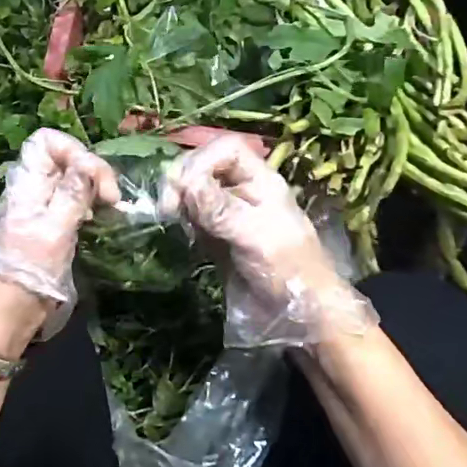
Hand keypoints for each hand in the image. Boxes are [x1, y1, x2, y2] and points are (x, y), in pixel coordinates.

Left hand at [0, 128, 119, 338]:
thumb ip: (71, 194)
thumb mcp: (53, 231)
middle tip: (111, 198)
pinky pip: (77, 200)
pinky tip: (102, 219)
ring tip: (110, 208)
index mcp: (28, 183)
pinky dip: (92, 203)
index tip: (95, 177)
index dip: (74, 149)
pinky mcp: (55, 224)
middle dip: (93, 168)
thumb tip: (88, 165)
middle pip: (66, 157)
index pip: (47, 141)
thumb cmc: (28, 271)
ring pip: (74, 178)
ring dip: (96, 186)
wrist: (11, 311)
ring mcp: (45, 206)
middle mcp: (35, 188)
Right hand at [163, 136, 375, 345]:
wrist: (299, 316)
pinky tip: (179, 231)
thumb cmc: (288, 269)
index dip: (201, 160)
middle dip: (182, 180)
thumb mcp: (255, 236)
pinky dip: (180, 219)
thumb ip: (220, 208)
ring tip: (170, 218)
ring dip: (177, 199)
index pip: (226, 149)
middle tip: (167, 207)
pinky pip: (191, 216)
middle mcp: (242, 190)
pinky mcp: (216, 235)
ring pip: (193, 190)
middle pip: (204, 165)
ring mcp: (228, 213)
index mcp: (260, 181)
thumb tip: (183, 183)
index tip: (183, 187)